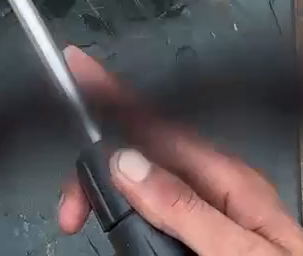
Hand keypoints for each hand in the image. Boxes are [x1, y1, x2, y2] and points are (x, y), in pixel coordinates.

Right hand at [57, 46, 302, 255]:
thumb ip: (187, 209)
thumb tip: (127, 163)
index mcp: (231, 182)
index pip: (159, 124)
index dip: (114, 92)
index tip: (79, 65)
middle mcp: (220, 191)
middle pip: (145, 157)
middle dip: (100, 169)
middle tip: (71, 211)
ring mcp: (216, 218)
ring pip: (147, 186)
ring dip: (112, 194)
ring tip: (85, 215)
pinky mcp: (210, 241)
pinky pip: (159, 214)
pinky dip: (133, 216)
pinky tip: (122, 222)